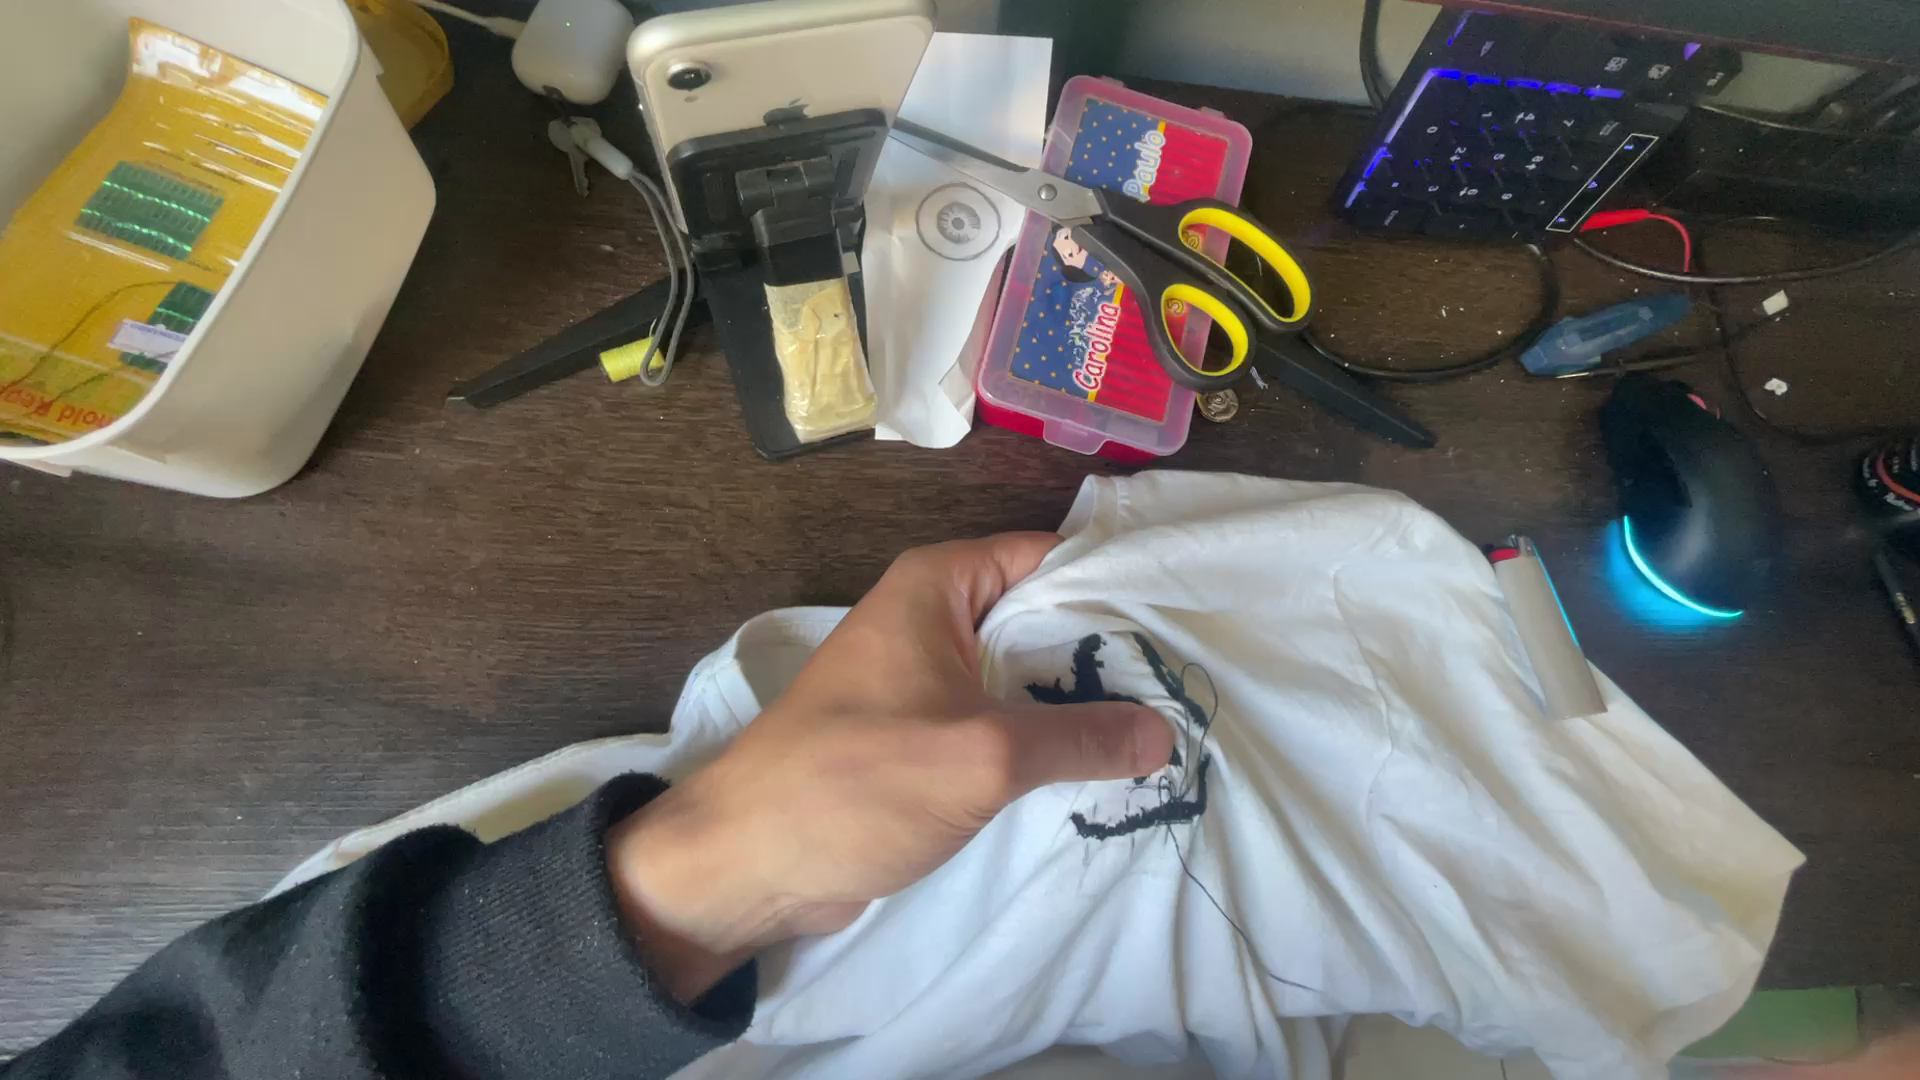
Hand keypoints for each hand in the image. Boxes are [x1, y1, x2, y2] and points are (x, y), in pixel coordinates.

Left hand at [606, 533, 1173, 1000]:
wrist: (749, 861)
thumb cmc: (859, 780)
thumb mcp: (984, 755)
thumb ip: (1079, 738)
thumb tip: (1162, 732)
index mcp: (939, 585)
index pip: (1045, 559)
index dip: (1111, 584)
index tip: (1179, 620)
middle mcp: (932, 615)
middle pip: (1037, 616)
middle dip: (1102, 652)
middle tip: (1181, 686)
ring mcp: (924, 674)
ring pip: (1019, 672)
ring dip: (1073, 700)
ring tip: (1159, 727)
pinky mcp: (920, 726)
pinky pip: (995, 714)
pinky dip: (1038, 734)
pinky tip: (1096, 764)